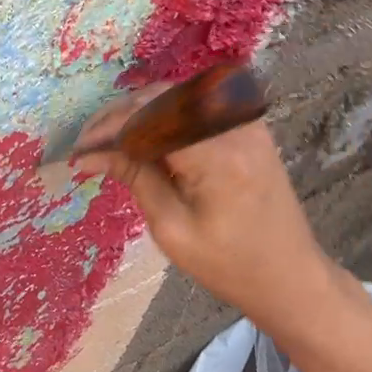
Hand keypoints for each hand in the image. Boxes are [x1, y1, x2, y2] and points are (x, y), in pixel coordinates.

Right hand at [72, 84, 341, 335]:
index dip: (108, 130)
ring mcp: (244, 121)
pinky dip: (161, 113)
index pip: (149, 121)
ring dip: (137, 111)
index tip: (79, 152)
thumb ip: (136, 179)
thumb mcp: (172, 230)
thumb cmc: (230, 266)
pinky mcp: (246, 125)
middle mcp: (234, 127)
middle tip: (87, 143)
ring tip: (108, 139)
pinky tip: (141, 134)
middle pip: (160, 99)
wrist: (291, 276)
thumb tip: (93, 154)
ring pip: (175, 95)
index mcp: (217, 157)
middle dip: (117, 116)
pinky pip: (194, 105)